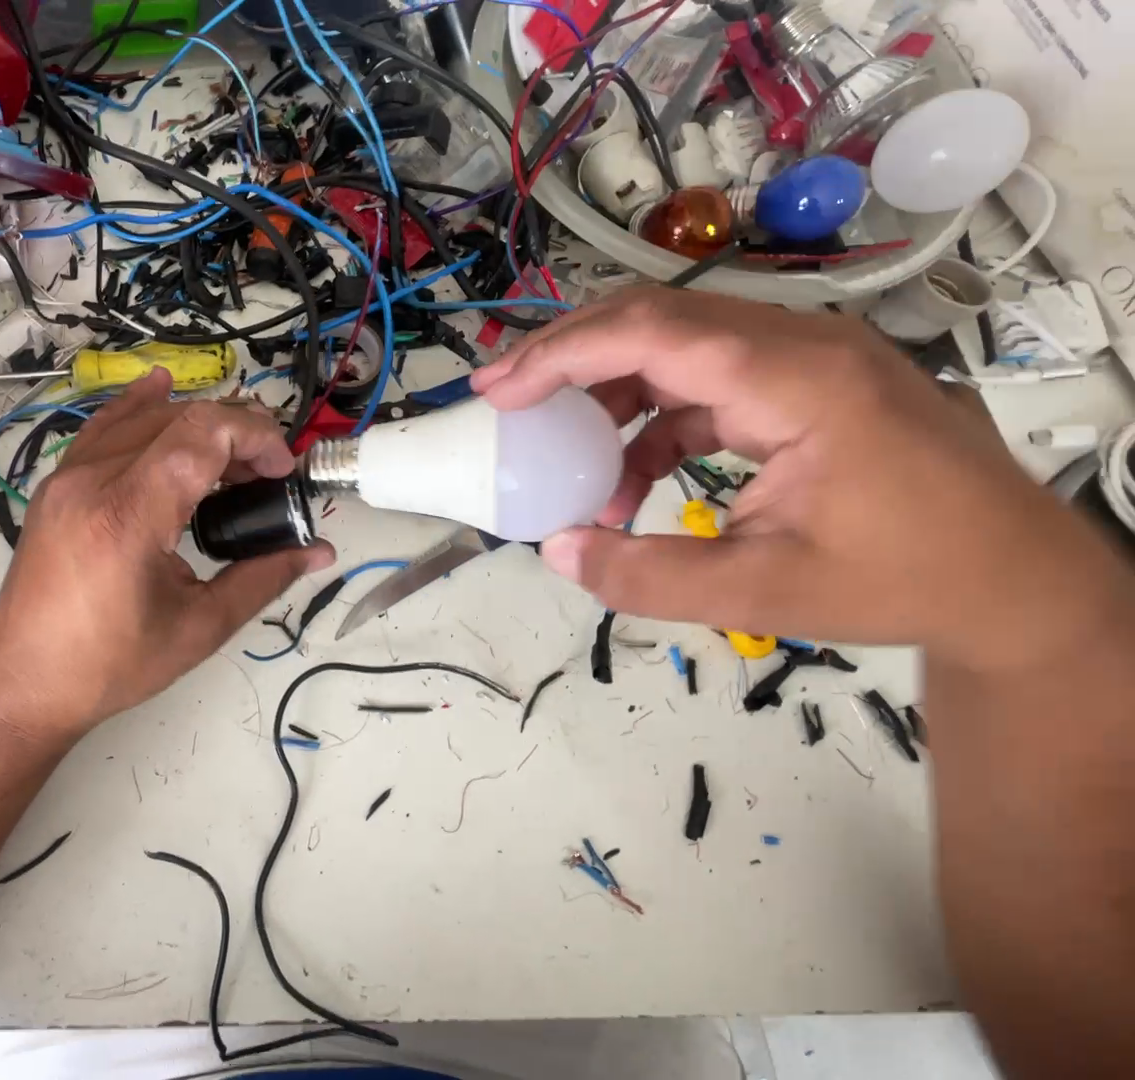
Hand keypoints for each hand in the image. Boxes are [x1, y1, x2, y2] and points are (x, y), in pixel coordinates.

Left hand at [0, 369, 333, 738]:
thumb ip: (261, 579)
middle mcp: (92, 482)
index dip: (254, 436)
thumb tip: (316, 551)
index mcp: (128, 516)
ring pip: (141, 418)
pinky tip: (159, 387)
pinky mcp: (55, 486)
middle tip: (266, 469)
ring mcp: (66, 479)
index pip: (202, 435)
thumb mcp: (197, 628)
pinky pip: (101, 428)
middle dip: (234, 429)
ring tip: (231, 456)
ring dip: (194, 424)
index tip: (283, 468)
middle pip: (176, 418)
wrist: (25, 680)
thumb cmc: (109, 665)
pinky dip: (136, 407)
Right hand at [470, 287, 1132, 668]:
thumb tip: (555, 548)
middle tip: (499, 394)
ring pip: (671, 346)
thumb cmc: (902, 579)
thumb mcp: (762, 593)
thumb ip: (648, 576)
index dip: (564, 353)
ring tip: (553, 450)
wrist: (1014, 579)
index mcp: (797, 380)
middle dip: (566, 354)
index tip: (497, 390)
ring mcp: (800, 362)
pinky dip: (646, 426)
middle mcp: (797, 348)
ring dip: (602, 394)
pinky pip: (698, 385)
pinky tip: (624, 484)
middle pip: (655, 318)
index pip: (655, 332)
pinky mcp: (797, 387)